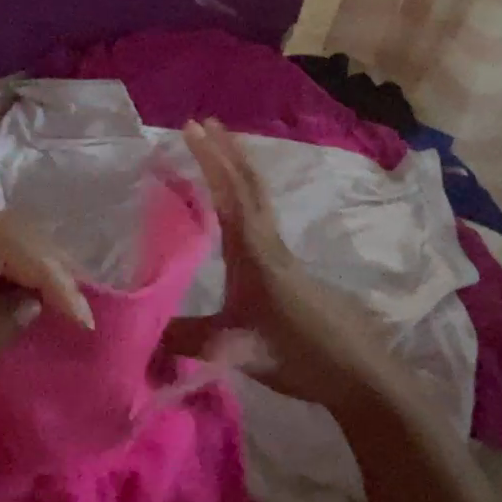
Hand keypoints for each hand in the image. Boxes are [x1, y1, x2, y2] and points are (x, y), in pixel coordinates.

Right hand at [163, 119, 394, 411]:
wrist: (365, 379)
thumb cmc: (298, 354)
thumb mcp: (234, 348)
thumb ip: (184, 337)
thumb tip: (136, 333)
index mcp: (254, 252)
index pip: (230, 194)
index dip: (211, 159)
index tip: (191, 127)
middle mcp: (270, 244)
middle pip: (250, 186)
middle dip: (227, 150)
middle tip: (204, 122)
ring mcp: (285, 256)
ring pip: (259, 199)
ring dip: (238, 169)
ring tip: (219, 151)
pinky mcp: (293, 272)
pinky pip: (263, 217)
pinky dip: (244, 195)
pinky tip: (235, 209)